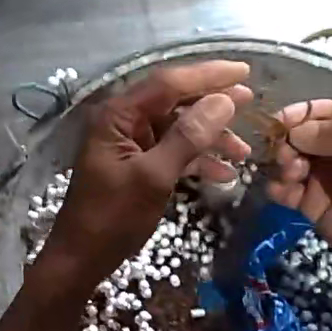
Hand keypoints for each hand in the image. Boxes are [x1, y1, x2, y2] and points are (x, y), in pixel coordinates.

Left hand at [39, 61, 252, 290]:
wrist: (80, 259)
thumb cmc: (112, 218)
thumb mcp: (154, 177)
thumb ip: (187, 137)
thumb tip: (223, 100)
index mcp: (118, 116)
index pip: (168, 83)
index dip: (208, 75)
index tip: (245, 71)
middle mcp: (122, 123)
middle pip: (174, 102)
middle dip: (212, 106)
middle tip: (250, 104)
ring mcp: (129, 145)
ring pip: (176, 130)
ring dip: (210, 139)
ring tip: (243, 152)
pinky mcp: (136, 167)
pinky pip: (171, 153)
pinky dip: (196, 161)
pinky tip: (224, 174)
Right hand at [266, 99, 331, 284]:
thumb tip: (297, 131)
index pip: (329, 112)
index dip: (302, 113)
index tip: (279, 123)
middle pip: (305, 136)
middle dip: (288, 142)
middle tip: (284, 158)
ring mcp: (330, 181)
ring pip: (293, 162)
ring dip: (282, 165)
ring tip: (289, 177)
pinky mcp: (316, 208)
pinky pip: (289, 191)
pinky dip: (278, 189)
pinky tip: (279, 193)